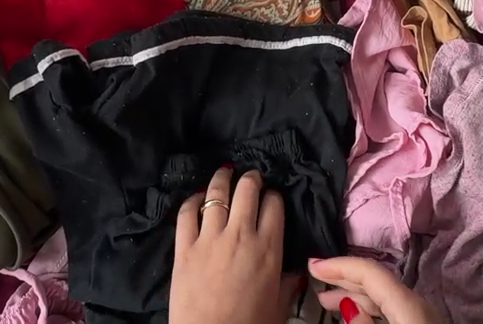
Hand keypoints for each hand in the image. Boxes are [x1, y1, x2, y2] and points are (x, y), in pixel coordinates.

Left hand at [171, 167, 296, 323]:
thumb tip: (297, 271)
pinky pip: (186, 213)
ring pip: (216, 193)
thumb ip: (288, 284)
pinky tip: (197, 198)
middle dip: (251, 178)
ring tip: (225, 173)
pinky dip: (192, 201)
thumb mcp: (278, 307)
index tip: (271, 198)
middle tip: (251, 178)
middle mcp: (240, 235)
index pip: (274, 204)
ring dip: (222, 179)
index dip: (273, 196)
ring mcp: (210, 238)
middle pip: (247, 189)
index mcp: (267, 248)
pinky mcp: (184, 248)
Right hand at [308, 256, 445, 323]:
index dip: (340, 265)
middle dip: (345, 279)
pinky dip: (373, 312)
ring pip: (385, 299)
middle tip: (317, 280)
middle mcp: (419, 307)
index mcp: (409, 306)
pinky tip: (360, 319)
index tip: (313, 266)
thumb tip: (350, 309)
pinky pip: (394, 313)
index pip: (370, 273)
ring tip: (330, 302)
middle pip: (378, 282)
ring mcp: (425, 320)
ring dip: (356, 297)